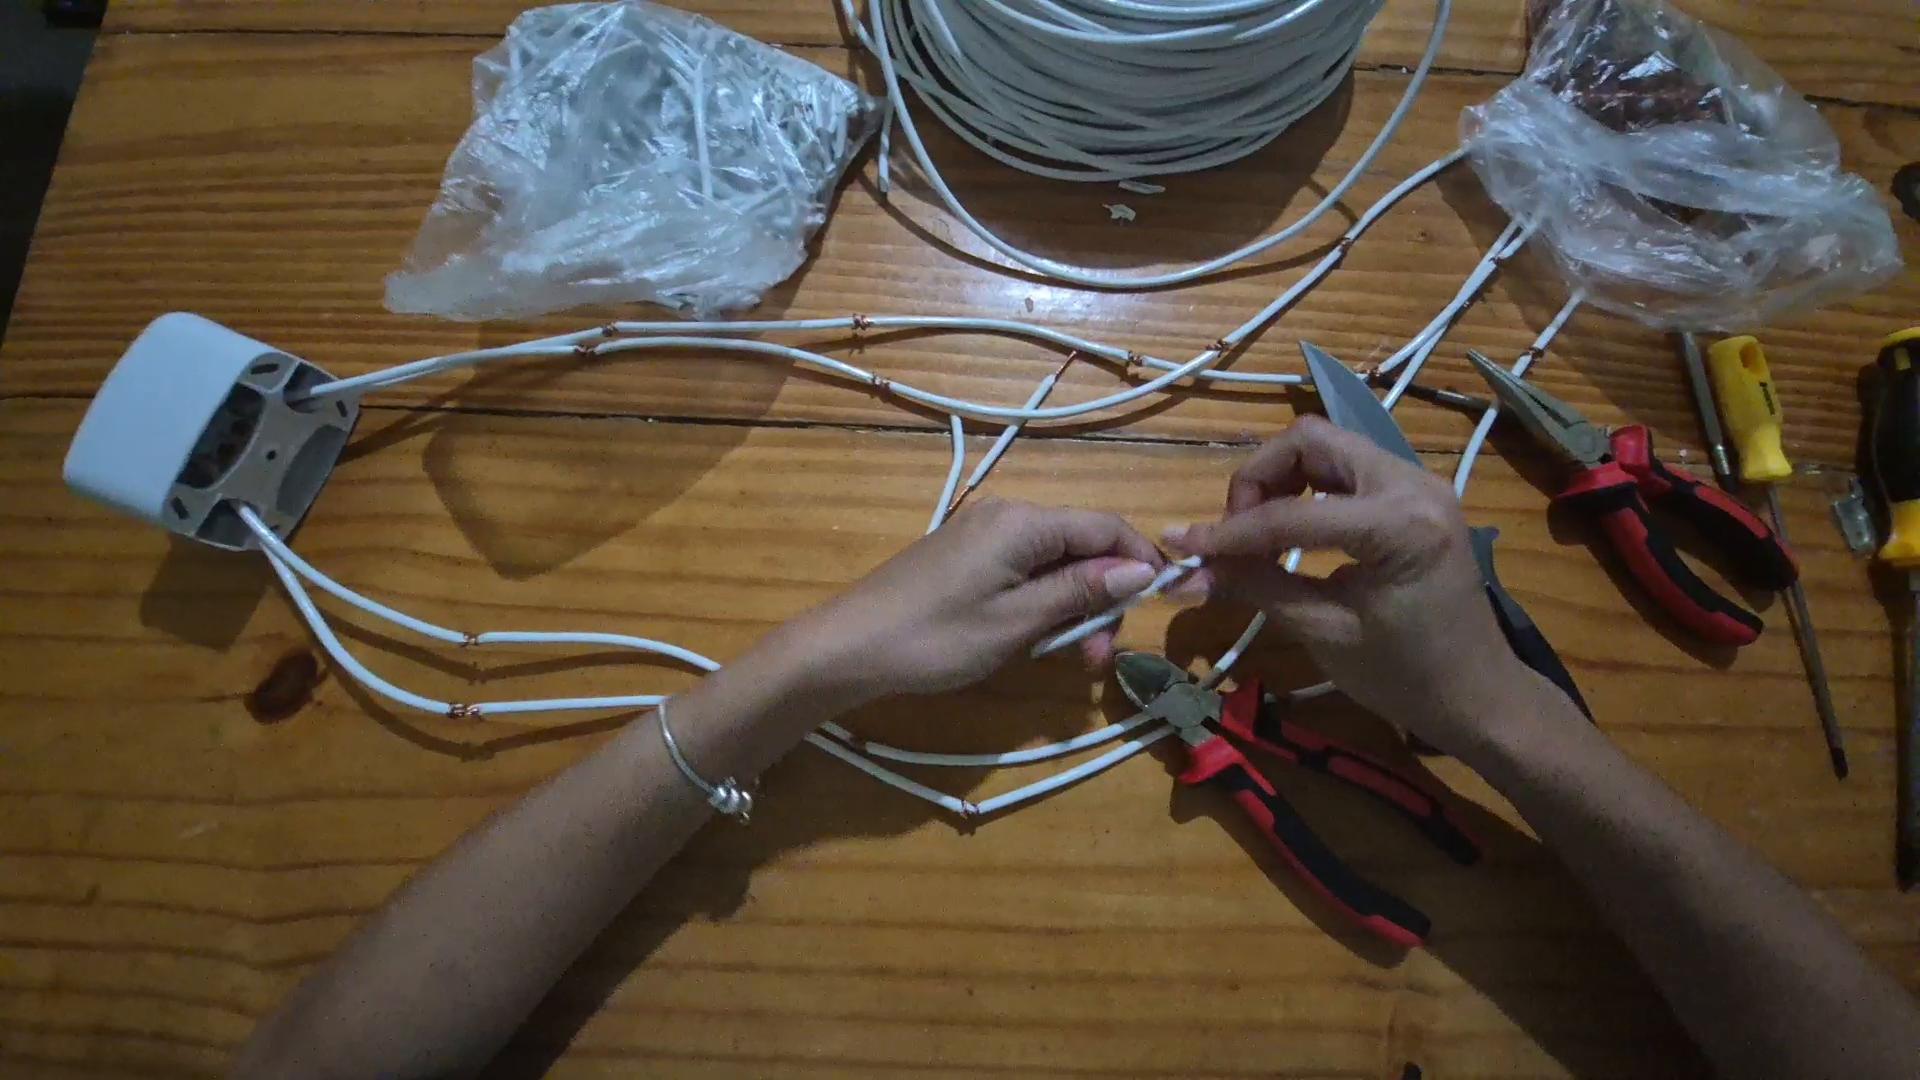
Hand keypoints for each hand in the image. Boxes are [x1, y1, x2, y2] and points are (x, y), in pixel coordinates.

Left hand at [796, 498, 1162, 701]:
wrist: (849, 645)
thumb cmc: (937, 637)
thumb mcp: (1018, 622)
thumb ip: (1081, 592)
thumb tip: (1143, 569)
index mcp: (1024, 521)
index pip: (1106, 526)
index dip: (1141, 561)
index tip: (1159, 606)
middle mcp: (1007, 514)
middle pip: (1080, 545)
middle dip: (1101, 597)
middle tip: (1096, 658)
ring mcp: (981, 533)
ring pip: (1052, 562)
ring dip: (1070, 606)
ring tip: (1067, 657)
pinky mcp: (964, 554)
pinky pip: (1021, 569)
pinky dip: (1039, 601)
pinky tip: (1031, 636)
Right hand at [1165, 417, 1552, 755]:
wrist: (1477, 696)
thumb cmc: (1404, 675)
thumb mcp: (1322, 630)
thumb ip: (1252, 587)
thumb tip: (1180, 574)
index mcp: (1400, 524)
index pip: (1292, 513)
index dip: (1229, 531)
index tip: (1181, 546)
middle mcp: (1411, 483)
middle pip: (1308, 441)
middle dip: (1257, 481)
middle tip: (1234, 533)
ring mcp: (1413, 482)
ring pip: (1322, 446)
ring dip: (1276, 480)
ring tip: (1256, 533)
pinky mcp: (1407, 494)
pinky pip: (1339, 467)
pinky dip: (1300, 488)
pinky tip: (1287, 529)